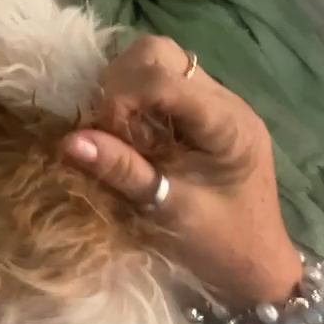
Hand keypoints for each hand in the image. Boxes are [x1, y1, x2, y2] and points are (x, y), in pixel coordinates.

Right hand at [61, 35, 300, 306]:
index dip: (122, 98)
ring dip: (124, 84)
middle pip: (159, 53)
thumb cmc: (219, 243)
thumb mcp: (168, 210)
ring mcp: (214, 101)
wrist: (256, 269)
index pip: (164, 80)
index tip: (107, 134)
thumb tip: (68, 142)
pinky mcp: (199, 107)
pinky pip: (157, 76)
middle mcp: (225, 102)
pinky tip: (133, 127)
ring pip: (155, 57)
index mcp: (229, 125)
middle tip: (113, 124)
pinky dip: (132, 93)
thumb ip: (121, 170)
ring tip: (123, 128)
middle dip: (122, 81)